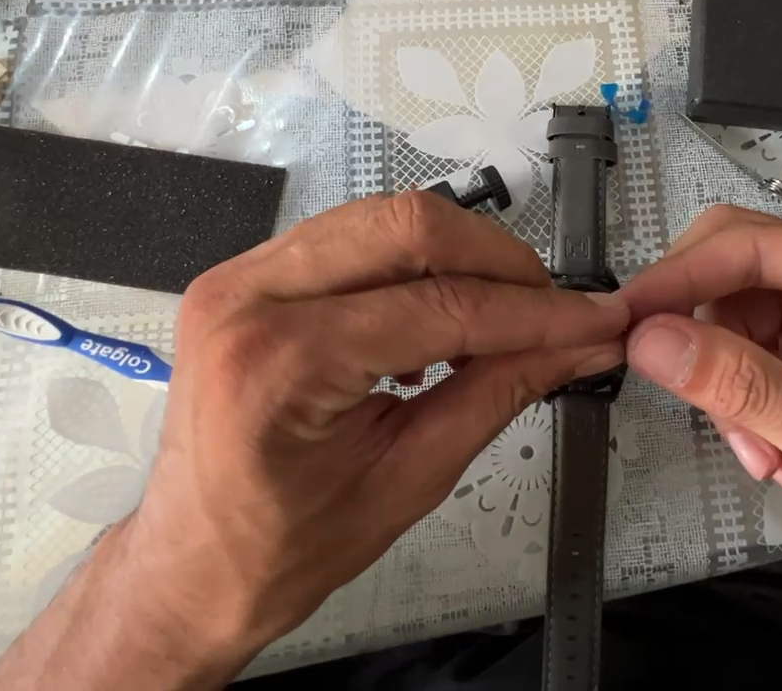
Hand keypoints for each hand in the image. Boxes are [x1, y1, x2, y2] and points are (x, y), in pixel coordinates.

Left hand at [0, 192, 627, 688]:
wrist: (189, 564)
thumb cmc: (283, 547)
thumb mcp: (411, 478)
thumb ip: (501, 392)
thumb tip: (577, 344)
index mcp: (279, 364)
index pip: (440, 306)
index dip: (534, 311)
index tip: (593, 317)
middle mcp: (250, 295)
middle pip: (410, 226)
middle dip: (499, 259)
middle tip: (551, 306)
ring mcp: (241, 273)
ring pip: (385, 216)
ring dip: (460, 253)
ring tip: (501, 313)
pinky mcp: (250, 270)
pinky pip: (356, 234)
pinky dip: (415, 260)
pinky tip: (436, 314)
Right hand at [619, 207, 781, 689]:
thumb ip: (745, 386)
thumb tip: (648, 338)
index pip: (751, 245)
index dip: (681, 275)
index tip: (625, 318)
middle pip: (730, 265)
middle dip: (701, 330)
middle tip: (680, 386)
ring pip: (723, 314)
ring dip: (722, 384)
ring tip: (761, 453)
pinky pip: (735, 352)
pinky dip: (735, 404)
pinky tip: (772, 454)